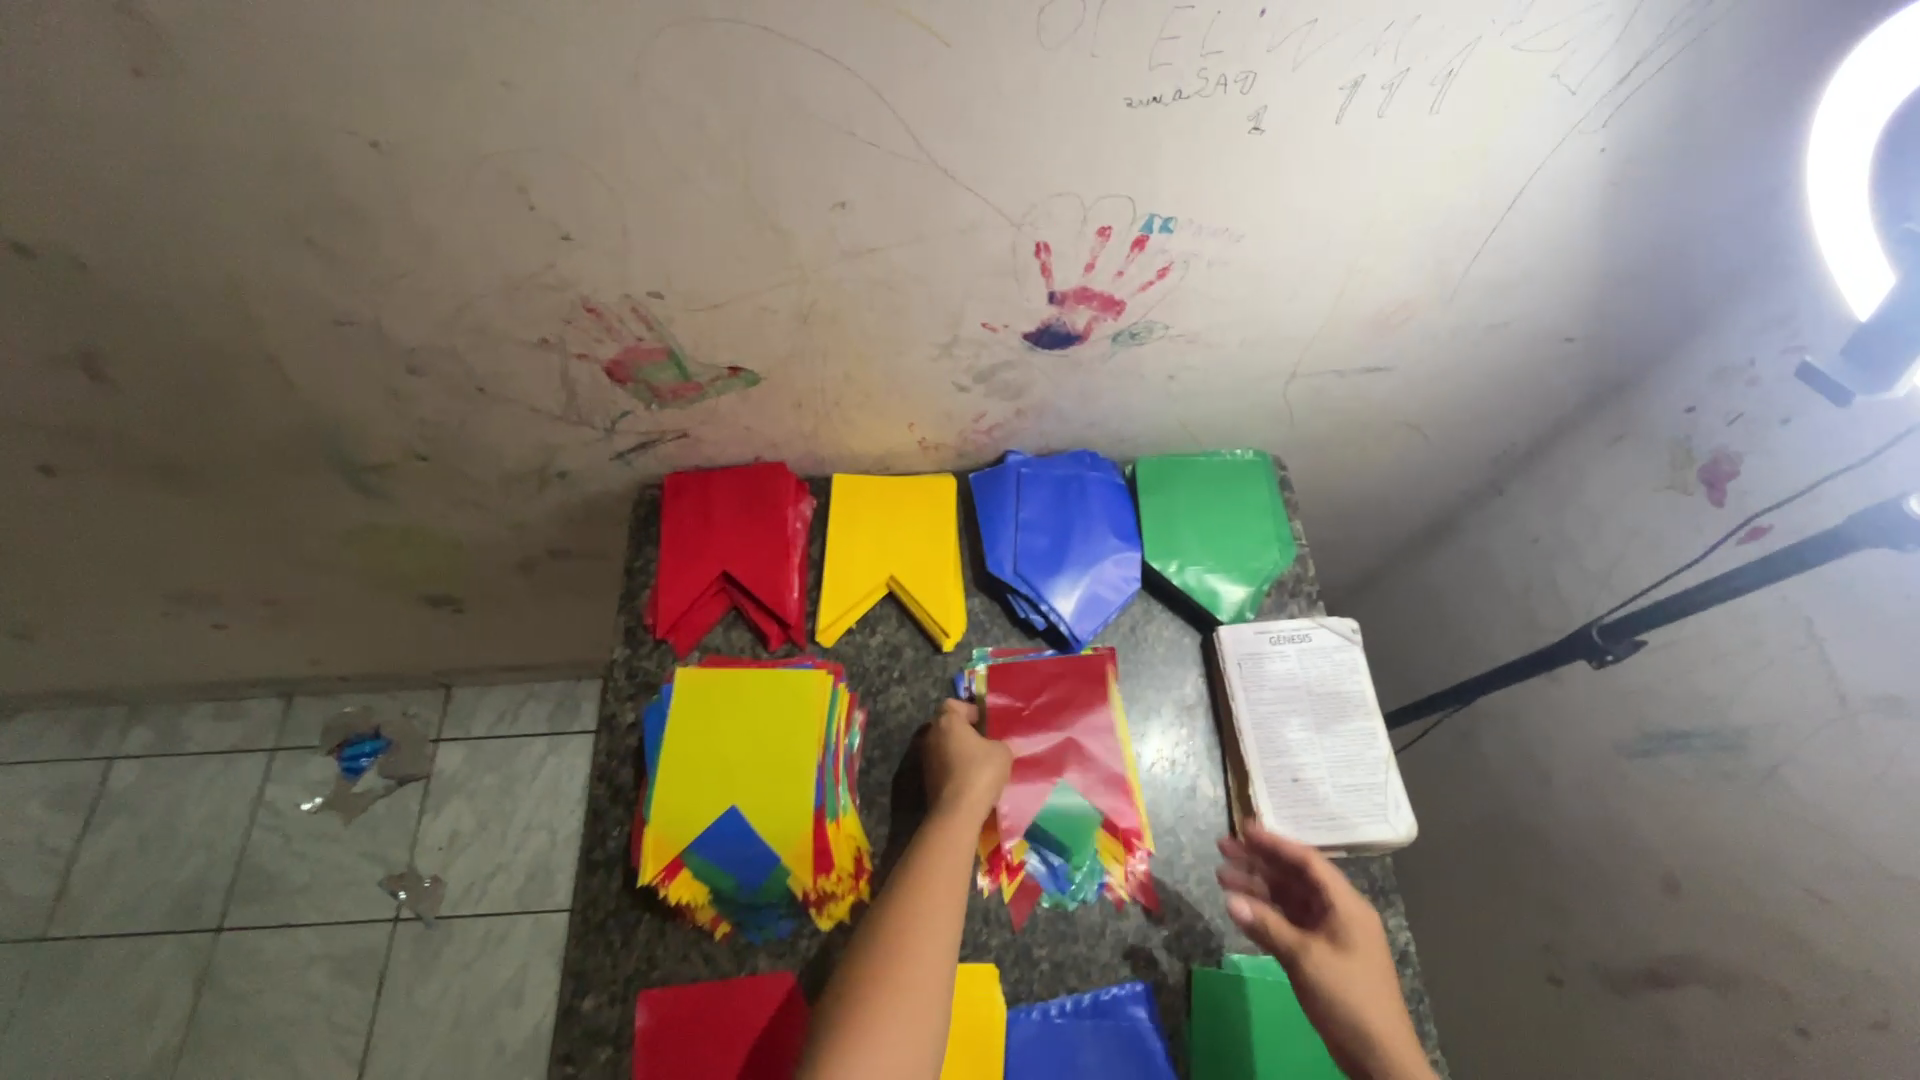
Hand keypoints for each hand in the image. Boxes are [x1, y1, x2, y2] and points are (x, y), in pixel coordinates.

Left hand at [921, 700, 1011, 825]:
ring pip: (944, 746)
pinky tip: (971, 780)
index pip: (953, 704)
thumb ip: (1000, 742)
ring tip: (980, 763)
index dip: (969, 710)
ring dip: (959, 751)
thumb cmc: (980, 772)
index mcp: (947, 721)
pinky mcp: (926, 778)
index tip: (985, 723)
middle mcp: (931, 735)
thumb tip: (997, 746)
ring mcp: (926, 757)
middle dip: (965, 732)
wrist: (957, 811)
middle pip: (947, 725)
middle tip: (985, 742)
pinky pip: (942, 765)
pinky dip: (954, 767)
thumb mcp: (1003, 752)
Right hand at [1216, 823, 1434, 1079]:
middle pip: (1294, 877)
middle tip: (1223, 847)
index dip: (1275, 843)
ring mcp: (1329, 934)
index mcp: (1346, 905)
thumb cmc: (1347, 997)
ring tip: (1221, 875)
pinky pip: (1288, 923)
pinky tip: (1240, 909)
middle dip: (1259, 862)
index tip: (1244, 829)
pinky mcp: (1320, 955)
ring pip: (1288, 900)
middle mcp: (1338, 912)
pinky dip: (1265, 914)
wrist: (1379, 1056)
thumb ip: (1266, 925)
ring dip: (1257, 888)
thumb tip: (1229, 899)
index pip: (1307, 862)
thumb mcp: (1305, 958)